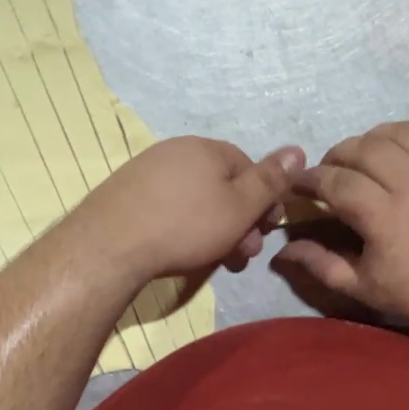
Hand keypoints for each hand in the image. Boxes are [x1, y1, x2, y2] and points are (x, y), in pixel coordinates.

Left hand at [74, 137, 304, 280]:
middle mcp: (176, 151)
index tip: (265, 233)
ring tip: (215, 262)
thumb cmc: (185, 226)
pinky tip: (179, 252)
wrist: (110, 245)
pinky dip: (181, 229)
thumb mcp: (239, 207)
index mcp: (207, 148)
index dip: (262, 202)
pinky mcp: (125, 194)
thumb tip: (298, 149)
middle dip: (239, 223)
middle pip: (221, 186)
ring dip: (213, 231)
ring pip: (195, 201)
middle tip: (242, 257)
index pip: (248, 168)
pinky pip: (167, 208)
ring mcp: (146, 171)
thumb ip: (270, 181)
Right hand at [275, 121, 408, 331]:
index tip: (298, 186)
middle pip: (363, 148)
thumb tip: (283, 251)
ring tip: (363, 158)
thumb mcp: (363, 288)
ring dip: (371, 139)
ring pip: (397, 132)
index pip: (337, 182)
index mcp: (384, 217)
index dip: (310, 180)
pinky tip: (402, 148)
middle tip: (330, 173)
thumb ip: (321, 264)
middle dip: (337, 155)